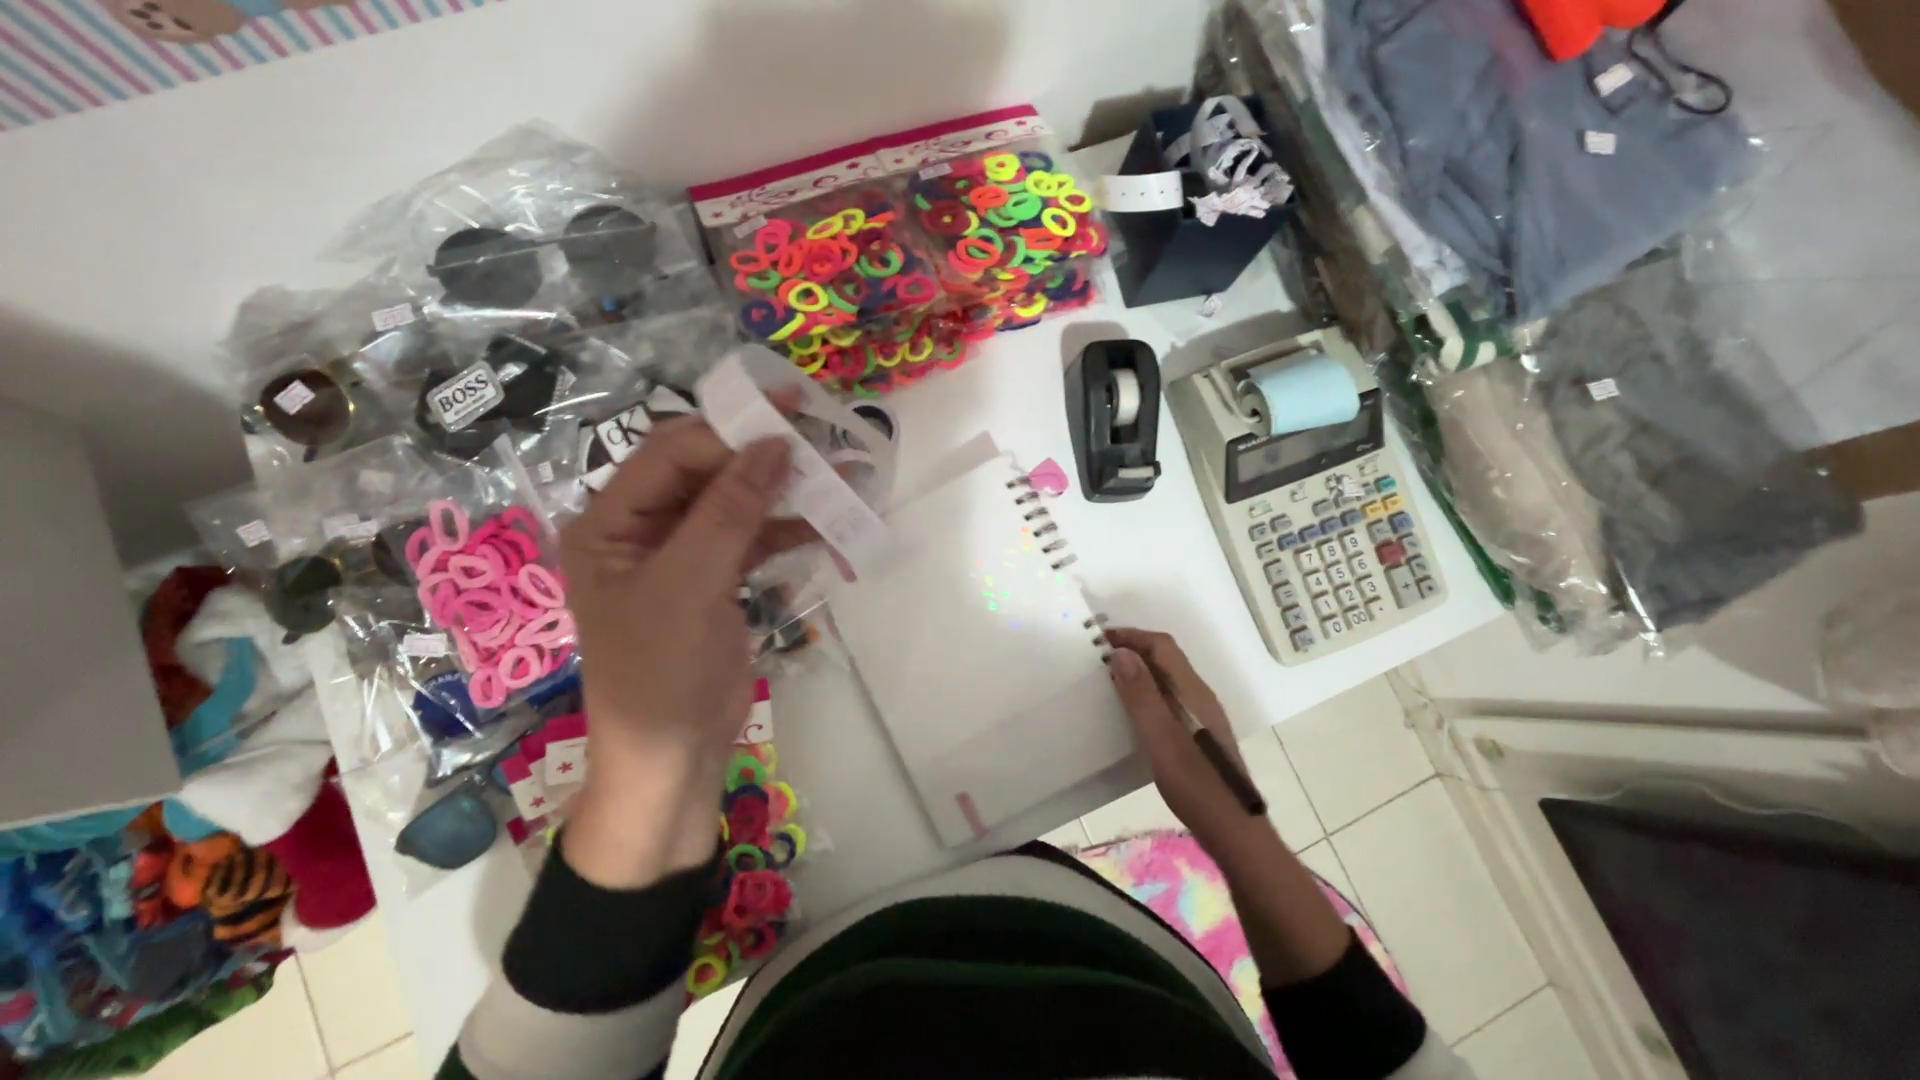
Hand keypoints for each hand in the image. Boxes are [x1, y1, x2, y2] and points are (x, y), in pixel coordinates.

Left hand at [557, 408, 814, 885]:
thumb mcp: (689, 587)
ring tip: (840, 474)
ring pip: (735, 501)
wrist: (672, 758)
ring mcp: (680, 553)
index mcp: (609, 521)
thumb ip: (730, 511)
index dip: (729, 432)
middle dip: (761, 453)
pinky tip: (828, 522)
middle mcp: (641, 527)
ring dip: (783, 489)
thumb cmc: (660, 673)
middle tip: (820, 433)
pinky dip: (787, 528)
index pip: (670, 453)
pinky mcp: (714, 579)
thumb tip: (776, 442)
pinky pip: (752, 537)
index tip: (791, 420)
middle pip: (704, 469)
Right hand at [1105, 628, 1273, 855]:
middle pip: (1166, 660)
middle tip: (1096, 659)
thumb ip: (1142, 696)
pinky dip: (1145, 694)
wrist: (1232, 829)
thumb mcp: (1161, 739)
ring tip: (1105, 682)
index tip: (1098, 639)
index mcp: (1193, 692)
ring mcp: (1201, 717)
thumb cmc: (1195, 784)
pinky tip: (1128, 714)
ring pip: (1167, 680)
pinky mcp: (1198, 736)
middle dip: (1133, 650)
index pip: (1162, 646)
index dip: (1132, 636)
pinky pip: (1168, 700)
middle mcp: (1200, 698)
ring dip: (1138, 672)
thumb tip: (1122, 653)